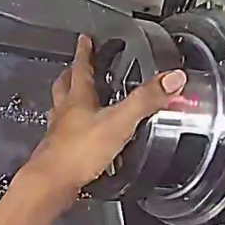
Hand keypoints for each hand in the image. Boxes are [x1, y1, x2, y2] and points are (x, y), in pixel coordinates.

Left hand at [16, 34, 185, 204]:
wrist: (51, 183)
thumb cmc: (80, 151)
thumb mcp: (119, 122)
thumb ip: (146, 100)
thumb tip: (173, 78)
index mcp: (78, 100)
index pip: (80, 68)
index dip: (85, 53)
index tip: (85, 41)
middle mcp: (64, 113)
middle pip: (64, 86)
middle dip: (71, 74)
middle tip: (76, 67)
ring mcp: (59, 134)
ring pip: (61, 110)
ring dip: (68, 102)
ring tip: (77, 101)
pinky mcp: (59, 154)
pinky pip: (64, 136)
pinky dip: (71, 131)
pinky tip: (79, 138)